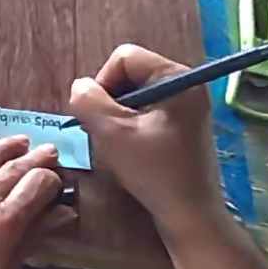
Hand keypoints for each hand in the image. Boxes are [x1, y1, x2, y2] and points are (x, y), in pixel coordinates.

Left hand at [0, 136, 72, 268]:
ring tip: (21, 142)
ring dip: (8, 146)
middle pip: (17, 166)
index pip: (40, 183)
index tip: (53, 180)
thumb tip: (65, 211)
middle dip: (37, 158)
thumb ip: (35, 235)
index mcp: (5, 221)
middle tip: (48, 151)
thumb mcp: (5, 267)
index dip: (52, 180)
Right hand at [67, 44, 227, 238]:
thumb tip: (79, 86)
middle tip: (104, 129)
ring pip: (132, 92)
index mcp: (176, 79)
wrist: (188, 210)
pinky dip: (127, 122)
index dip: (103, 82)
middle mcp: (186, 85)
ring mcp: (185, 104)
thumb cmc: (152, 169)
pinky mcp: (181, 122)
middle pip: (128, 73)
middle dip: (108, 98)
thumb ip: (88, 102)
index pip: (124, 58)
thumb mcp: (111, 133)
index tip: (99, 115)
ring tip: (114, 140)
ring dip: (114, 113)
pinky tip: (127, 145)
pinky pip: (143, 108)